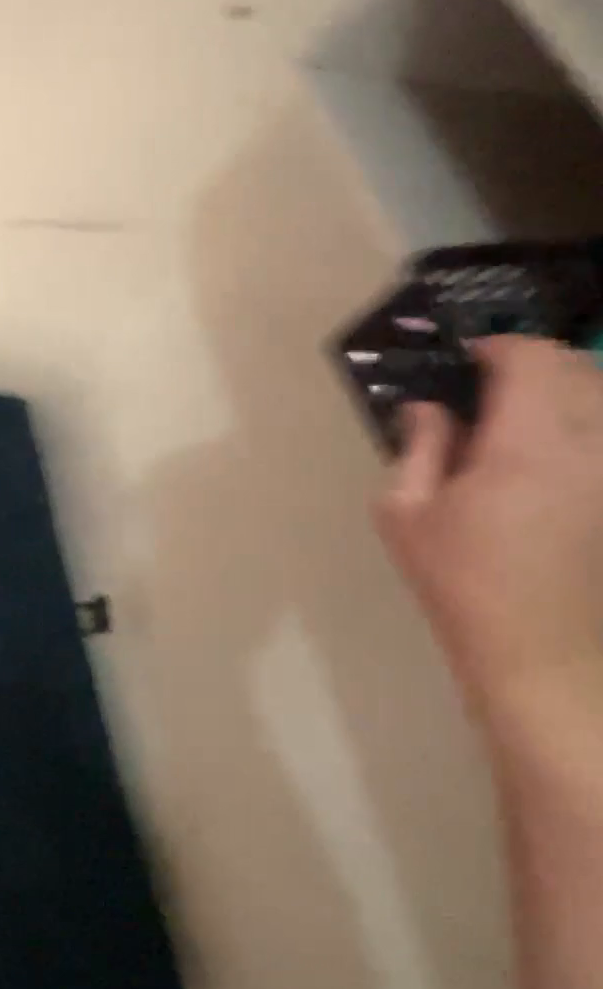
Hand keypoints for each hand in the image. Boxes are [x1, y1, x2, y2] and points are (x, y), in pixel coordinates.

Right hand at [374, 336, 602, 707]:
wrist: (535, 641)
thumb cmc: (454, 575)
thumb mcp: (404, 512)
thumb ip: (420, 450)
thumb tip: (427, 409)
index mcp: (527, 449)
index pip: (532, 364)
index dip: (500, 347)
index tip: (467, 354)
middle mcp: (592, 449)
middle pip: (582, 371)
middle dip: (537, 362)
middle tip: (488, 380)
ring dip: (566, 390)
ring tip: (520, 411)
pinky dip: (581, 424)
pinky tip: (545, 447)